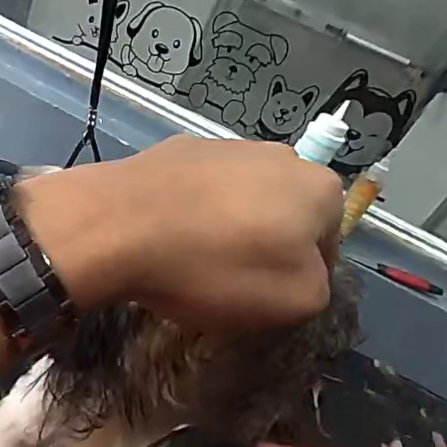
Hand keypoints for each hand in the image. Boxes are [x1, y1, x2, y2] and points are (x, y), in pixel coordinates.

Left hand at [16, 136, 342, 328]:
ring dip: (228, 227)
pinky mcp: (180, 147)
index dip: (301, 277)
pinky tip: (168, 235)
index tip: (267, 295)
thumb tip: (307, 269)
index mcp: (319, 187)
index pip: (328, 243)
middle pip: (284, 216)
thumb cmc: (215, 267)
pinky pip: (199, 190)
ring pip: (241, 200)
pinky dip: (192, 212)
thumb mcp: (294, 302)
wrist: (118, 226)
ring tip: (193, 258)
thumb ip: (320, 286)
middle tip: (230, 279)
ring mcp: (226, 144)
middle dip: (265, 246)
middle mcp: (280, 154)